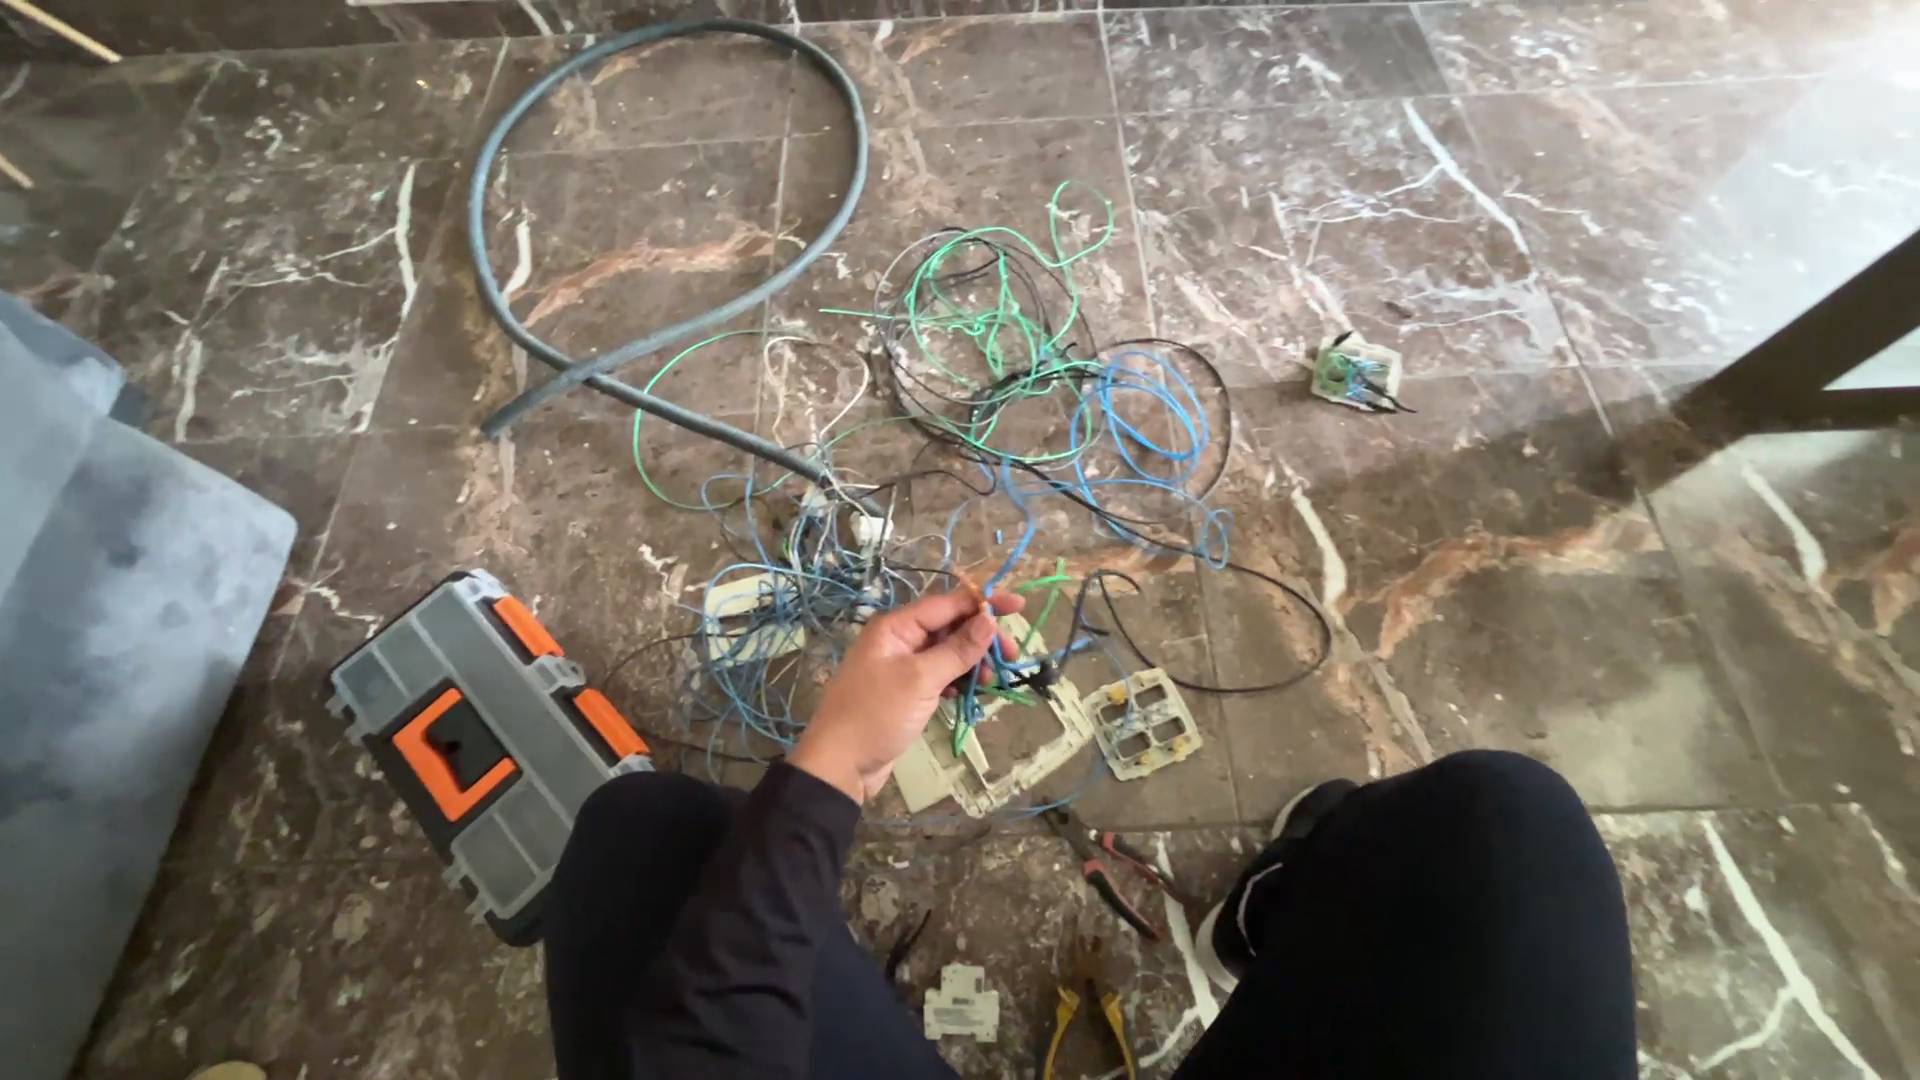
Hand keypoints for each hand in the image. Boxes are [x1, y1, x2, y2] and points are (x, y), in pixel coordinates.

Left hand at [790, 587, 1024, 803]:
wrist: (840, 765)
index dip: (983, 602)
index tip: (1018, 605)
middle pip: (950, 627)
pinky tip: (972, 691)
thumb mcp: (920, 680)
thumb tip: (989, 620)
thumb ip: (957, 650)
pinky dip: (958, 679)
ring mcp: (903, 666)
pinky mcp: (907, 691)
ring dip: (973, 662)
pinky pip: (940, 675)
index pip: (947, 603)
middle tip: (1011, 656)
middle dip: (981, 638)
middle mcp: (900, 639)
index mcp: (896, 626)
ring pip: (948, 652)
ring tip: (991, 680)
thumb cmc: (876, 714)